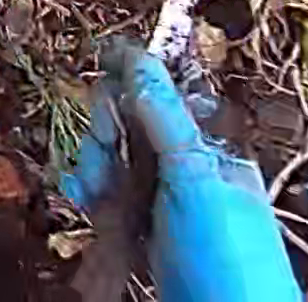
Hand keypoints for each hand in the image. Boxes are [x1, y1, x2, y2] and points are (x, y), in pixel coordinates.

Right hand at [60, 41, 299, 301]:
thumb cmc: (224, 255)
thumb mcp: (194, 177)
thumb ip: (163, 115)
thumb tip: (137, 53)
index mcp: (208, 146)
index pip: (161, 90)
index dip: (129, 76)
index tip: (100, 64)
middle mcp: (183, 164)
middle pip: (125, 119)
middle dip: (105, 131)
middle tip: (105, 152)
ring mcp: (159, 194)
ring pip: (109, 153)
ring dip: (94, 166)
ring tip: (97, 193)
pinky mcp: (138, 222)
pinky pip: (103, 188)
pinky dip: (88, 191)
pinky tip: (84, 200)